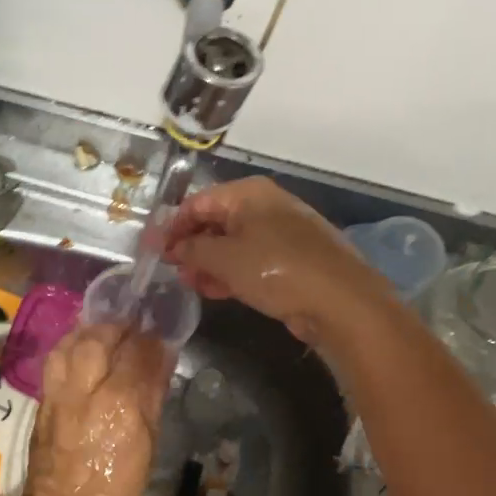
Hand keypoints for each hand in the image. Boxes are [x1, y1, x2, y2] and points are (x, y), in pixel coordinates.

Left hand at [14, 324, 167, 495]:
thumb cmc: (116, 488)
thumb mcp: (148, 444)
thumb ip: (152, 396)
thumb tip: (161, 360)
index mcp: (120, 403)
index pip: (138, 352)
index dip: (151, 340)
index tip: (160, 333)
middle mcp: (86, 388)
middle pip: (101, 338)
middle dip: (119, 327)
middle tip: (134, 328)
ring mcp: (59, 392)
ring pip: (72, 342)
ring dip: (92, 331)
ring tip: (108, 333)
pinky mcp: (42, 399)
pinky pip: (56, 359)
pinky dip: (71, 346)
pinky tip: (83, 349)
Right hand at [164, 177, 390, 343]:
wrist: (340, 302)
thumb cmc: (275, 270)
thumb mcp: (222, 259)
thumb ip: (190, 250)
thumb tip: (170, 246)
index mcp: (249, 193)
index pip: (197, 202)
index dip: (172, 226)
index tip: (154, 252)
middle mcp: (267, 205)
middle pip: (216, 221)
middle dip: (192, 246)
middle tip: (173, 271)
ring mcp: (283, 232)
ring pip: (234, 243)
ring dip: (210, 263)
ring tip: (192, 285)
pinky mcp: (294, 259)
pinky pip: (253, 260)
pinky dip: (233, 272)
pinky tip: (218, 291)